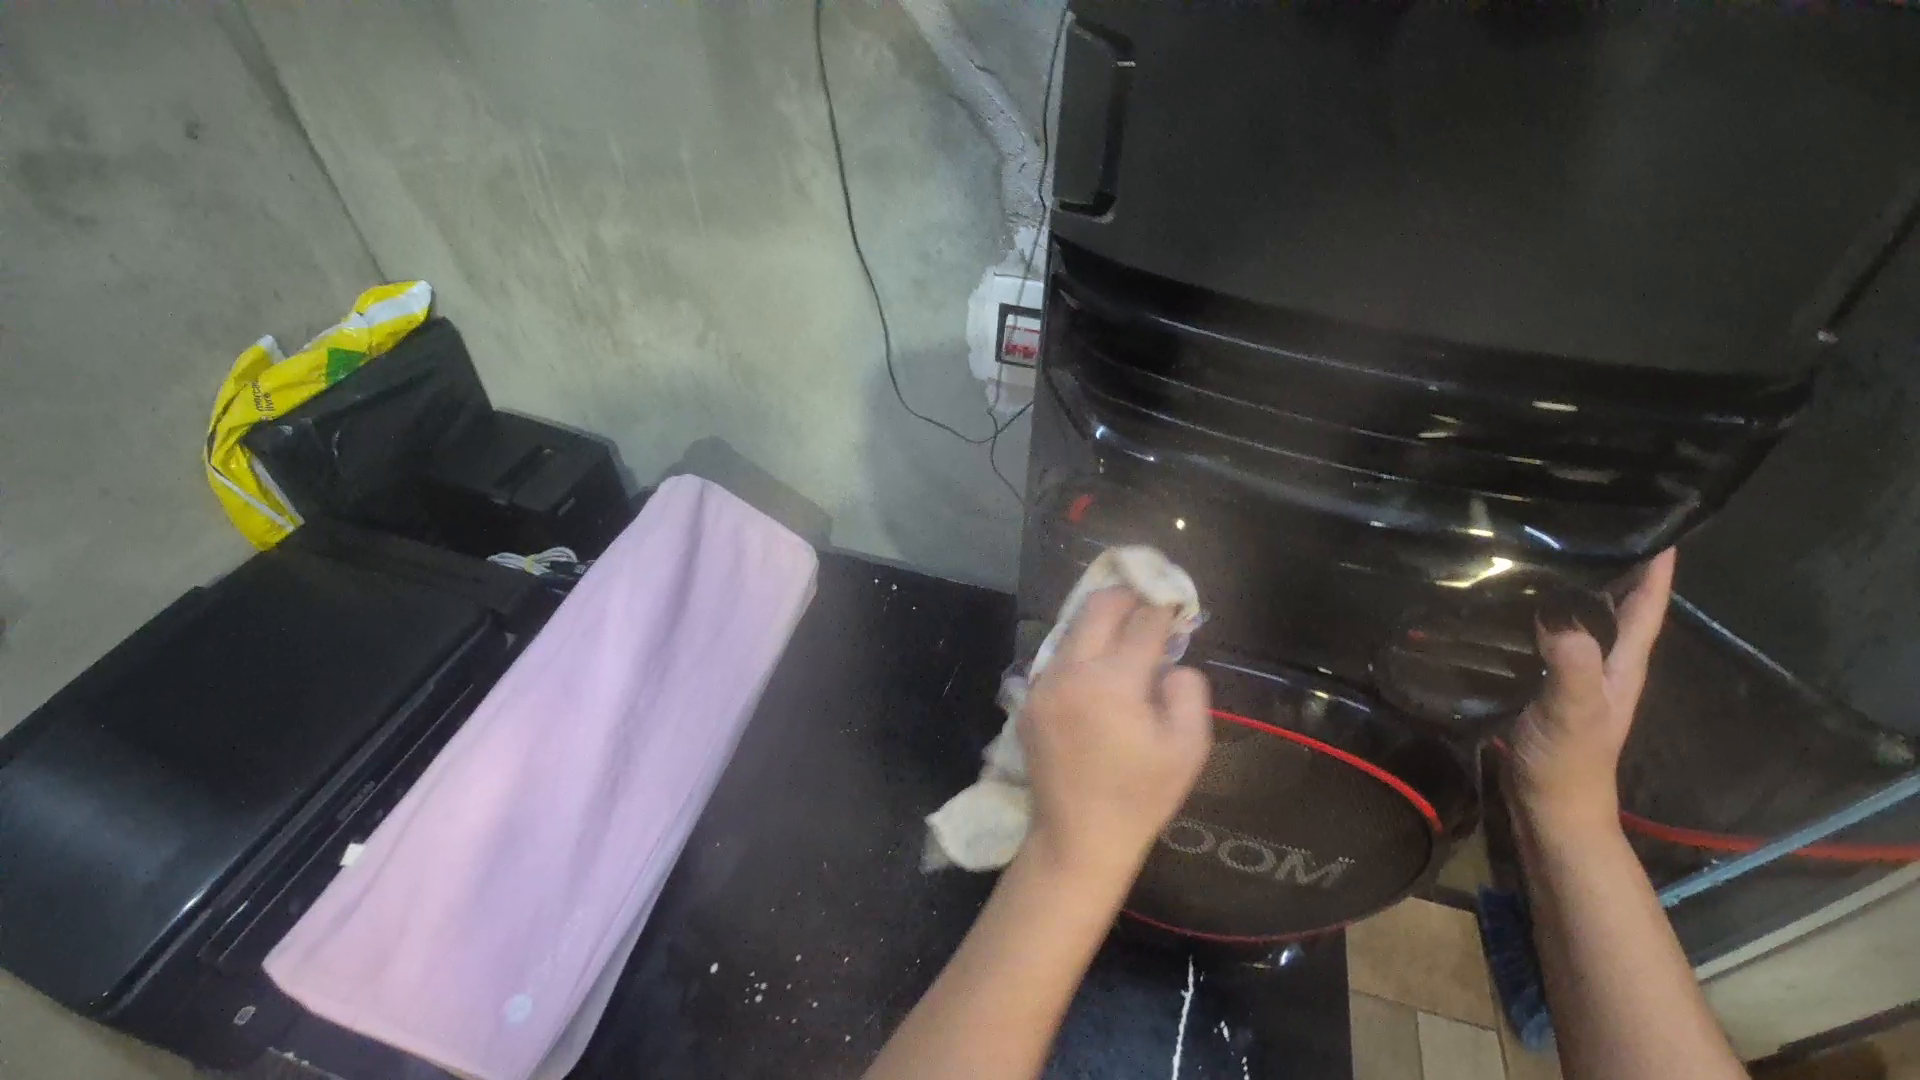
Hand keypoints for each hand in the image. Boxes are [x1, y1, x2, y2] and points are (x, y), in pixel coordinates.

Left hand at [1019, 588, 1213, 881]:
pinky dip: (1080, 651)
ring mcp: (1043, 685)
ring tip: (1125, 632)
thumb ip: (1188, 691)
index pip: (1142, 622)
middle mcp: (1071, 671)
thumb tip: (1171, 663)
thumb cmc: (1140, 796)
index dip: (1162, 608)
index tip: (1174, 603)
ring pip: (1072, 629)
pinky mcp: (1029, 701)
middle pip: (1097, 608)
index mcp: (1113, 681)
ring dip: (1100, 623)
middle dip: (1127, 596)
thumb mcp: (1188, 748)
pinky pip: (1058, 659)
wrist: (1078, 837)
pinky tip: (1098, 670)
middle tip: (1148, 601)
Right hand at [1508, 549, 1674, 835]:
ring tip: (1536, 550)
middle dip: (1607, 564)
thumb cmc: (1569, 762)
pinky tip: (1504, 601)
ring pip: (1576, 617)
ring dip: (1565, 586)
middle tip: (1577, 523)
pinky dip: (1531, 613)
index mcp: (1622, 663)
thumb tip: (1560, 611)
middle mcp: (1602, 660)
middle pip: (1613, 603)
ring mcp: (1571, 672)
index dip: (1655, 565)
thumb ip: (1573, 664)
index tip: (1654, 521)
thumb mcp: (1574, 712)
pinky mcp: (1539, 681)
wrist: (1547, 807)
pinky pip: (1540, 635)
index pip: (1647, 604)